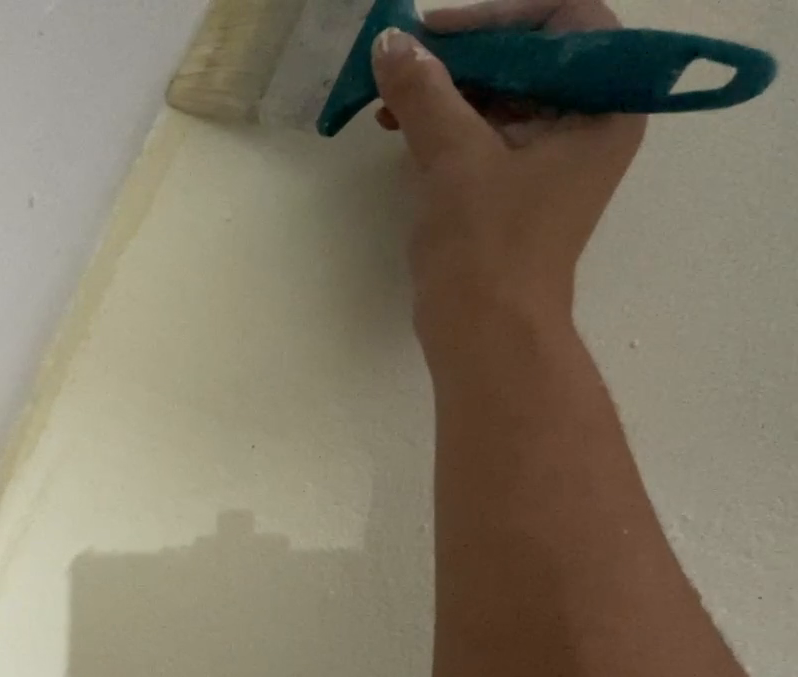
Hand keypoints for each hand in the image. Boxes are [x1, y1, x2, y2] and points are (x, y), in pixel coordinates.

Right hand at [371, 0, 645, 357]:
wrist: (483, 329)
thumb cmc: (486, 245)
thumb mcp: (455, 160)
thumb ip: (426, 95)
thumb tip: (390, 42)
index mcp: (604, 106)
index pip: (564, 24)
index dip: (497, 19)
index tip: (431, 34)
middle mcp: (588, 122)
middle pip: (529, 60)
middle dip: (461, 59)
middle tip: (401, 66)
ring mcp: (549, 156)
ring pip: (500, 98)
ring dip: (444, 94)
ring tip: (389, 103)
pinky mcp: (513, 186)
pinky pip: (484, 134)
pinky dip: (444, 126)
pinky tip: (403, 131)